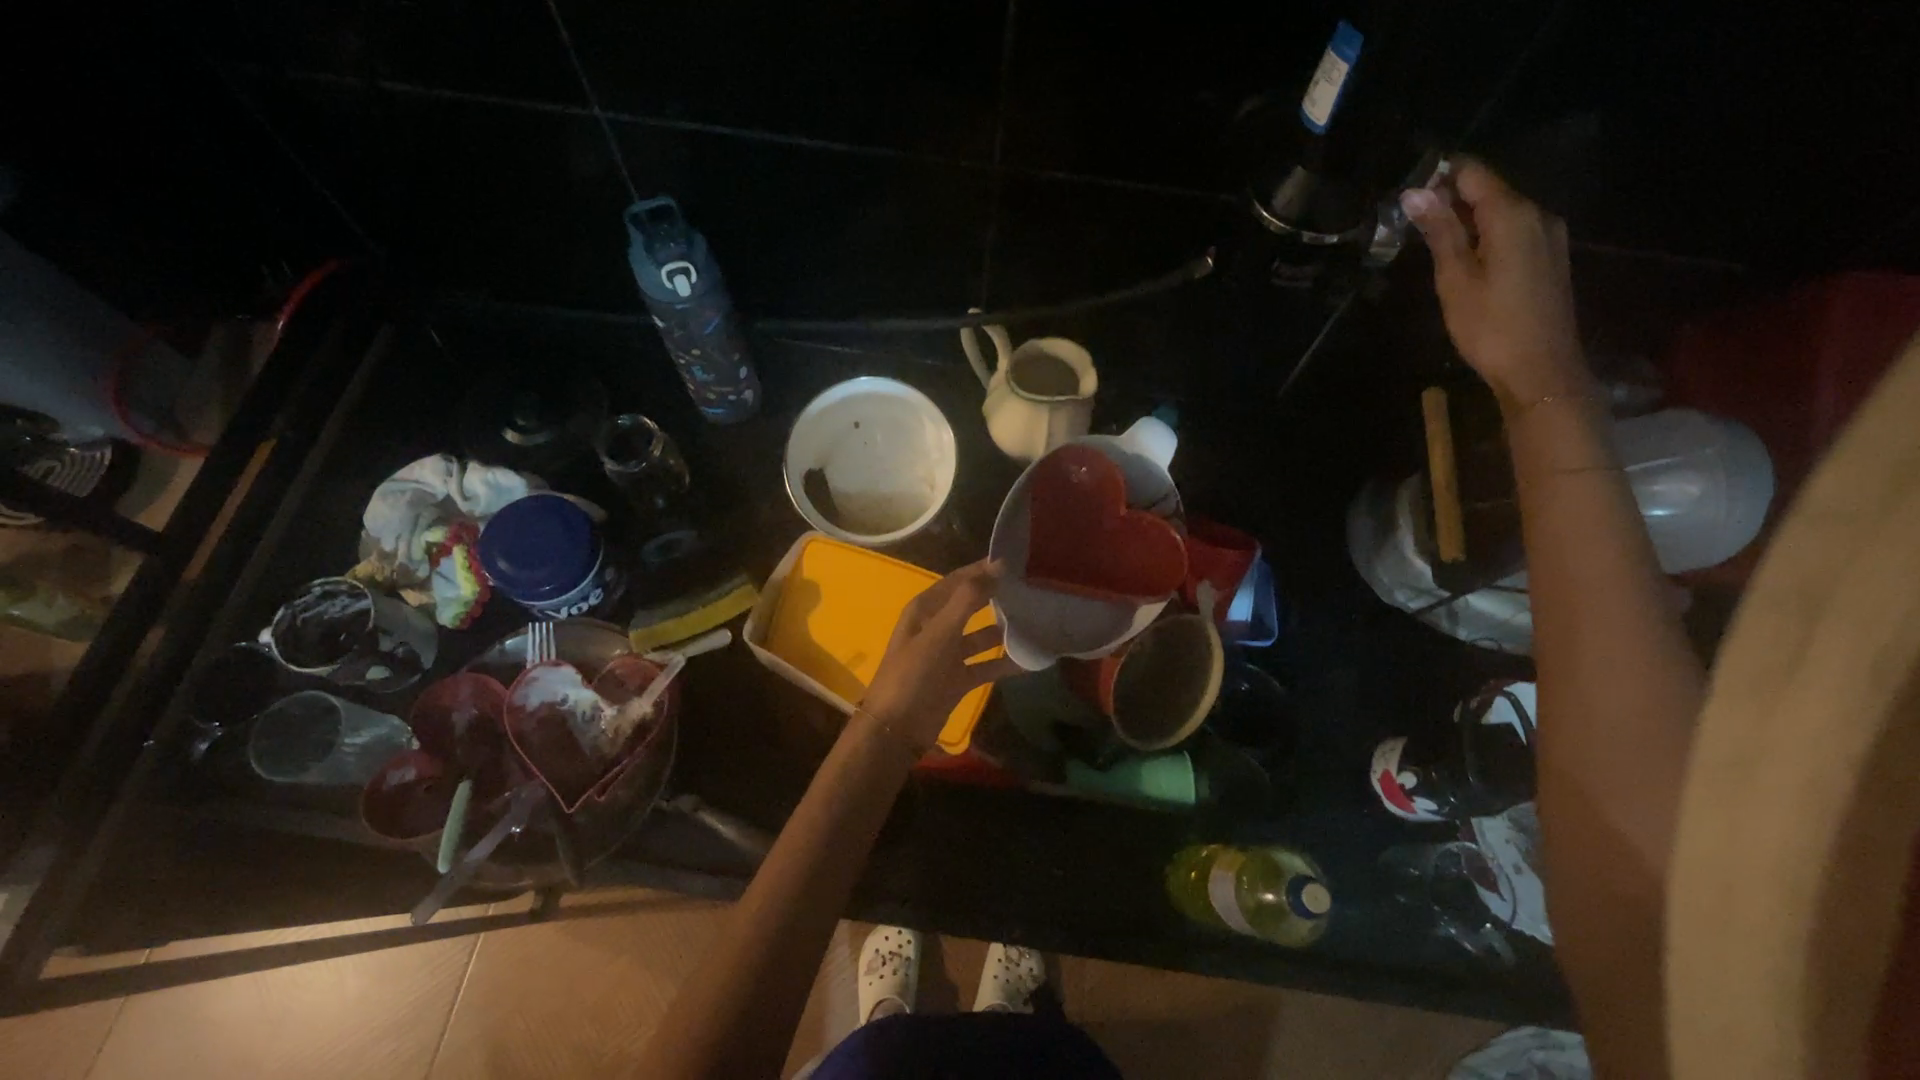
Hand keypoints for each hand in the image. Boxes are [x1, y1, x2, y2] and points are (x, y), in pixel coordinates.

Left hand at [861, 559, 1021, 749]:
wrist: (897, 730)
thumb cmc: (913, 674)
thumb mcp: (940, 633)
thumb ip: (968, 599)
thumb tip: (998, 565)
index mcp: (924, 610)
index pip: (959, 580)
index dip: (984, 569)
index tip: (1018, 560)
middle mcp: (936, 627)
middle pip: (973, 605)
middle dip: (999, 597)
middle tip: (1035, 588)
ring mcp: (947, 654)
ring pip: (982, 636)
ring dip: (1006, 630)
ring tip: (1040, 620)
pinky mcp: (958, 679)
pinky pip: (986, 665)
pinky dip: (1006, 662)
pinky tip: (1032, 657)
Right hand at [1401, 161, 1590, 407]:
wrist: (1541, 370)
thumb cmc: (1490, 327)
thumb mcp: (1455, 279)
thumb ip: (1440, 231)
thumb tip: (1415, 193)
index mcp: (1513, 215)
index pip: (1474, 174)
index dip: (1440, 175)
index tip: (1408, 191)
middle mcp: (1538, 215)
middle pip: (1490, 191)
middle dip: (1451, 198)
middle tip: (1412, 221)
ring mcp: (1549, 236)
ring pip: (1502, 212)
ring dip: (1468, 220)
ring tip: (1433, 241)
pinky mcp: (1550, 257)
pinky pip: (1514, 231)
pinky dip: (1486, 235)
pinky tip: (1465, 259)